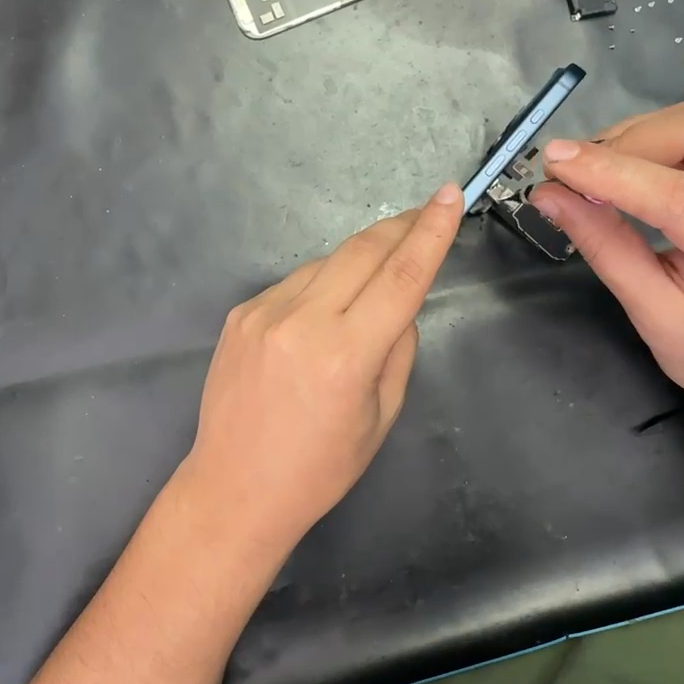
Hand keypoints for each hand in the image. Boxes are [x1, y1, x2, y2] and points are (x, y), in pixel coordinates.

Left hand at [181, 184, 463, 553]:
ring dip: (358, 261)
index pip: (401, 278)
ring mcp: (264, 312)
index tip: (449, 195)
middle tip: (426, 211)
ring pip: (327, 263)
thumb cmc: (319, 469)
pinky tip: (320, 319)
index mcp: (345, 356)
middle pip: (363, 251)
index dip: (431, 233)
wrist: (234, 488)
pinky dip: (320, 287)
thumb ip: (398, 349)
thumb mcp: (381, 417)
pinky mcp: (241, 313)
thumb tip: (400, 302)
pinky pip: (295, 283)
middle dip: (400, 226)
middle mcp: (302, 322)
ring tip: (370, 286)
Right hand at [529, 103, 683, 437]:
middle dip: (628, 143)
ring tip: (597, 175)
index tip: (553, 163)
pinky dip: (660, 146)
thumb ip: (606, 249)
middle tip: (575, 173)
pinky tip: (632, 174)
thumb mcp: (655, 318)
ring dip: (640, 140)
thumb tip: (550, 195)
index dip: (613, 172)